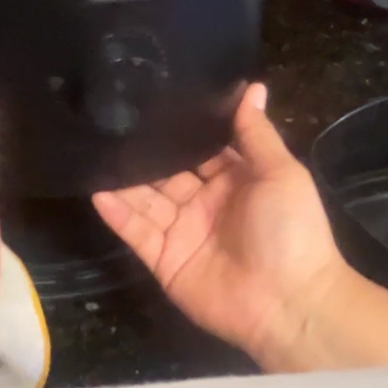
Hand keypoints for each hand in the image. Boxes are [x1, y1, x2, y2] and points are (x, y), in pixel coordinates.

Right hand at [92, 83, 351, 369]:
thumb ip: (256, 134)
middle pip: (167, 174)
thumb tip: (251, 86)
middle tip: (112, 124)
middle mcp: (205, 205)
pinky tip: (98, 192)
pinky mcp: (164, 261)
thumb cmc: (291, 231)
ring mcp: (182, 234)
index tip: (152, 102)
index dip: (180, 131)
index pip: (201, 151)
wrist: (287, 301)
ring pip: (147, 201)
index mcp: (236, 181)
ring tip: (96, 153)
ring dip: (124, 181)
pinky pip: (138, 233)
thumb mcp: (281, 173)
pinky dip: (118, 215)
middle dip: (145, 155)